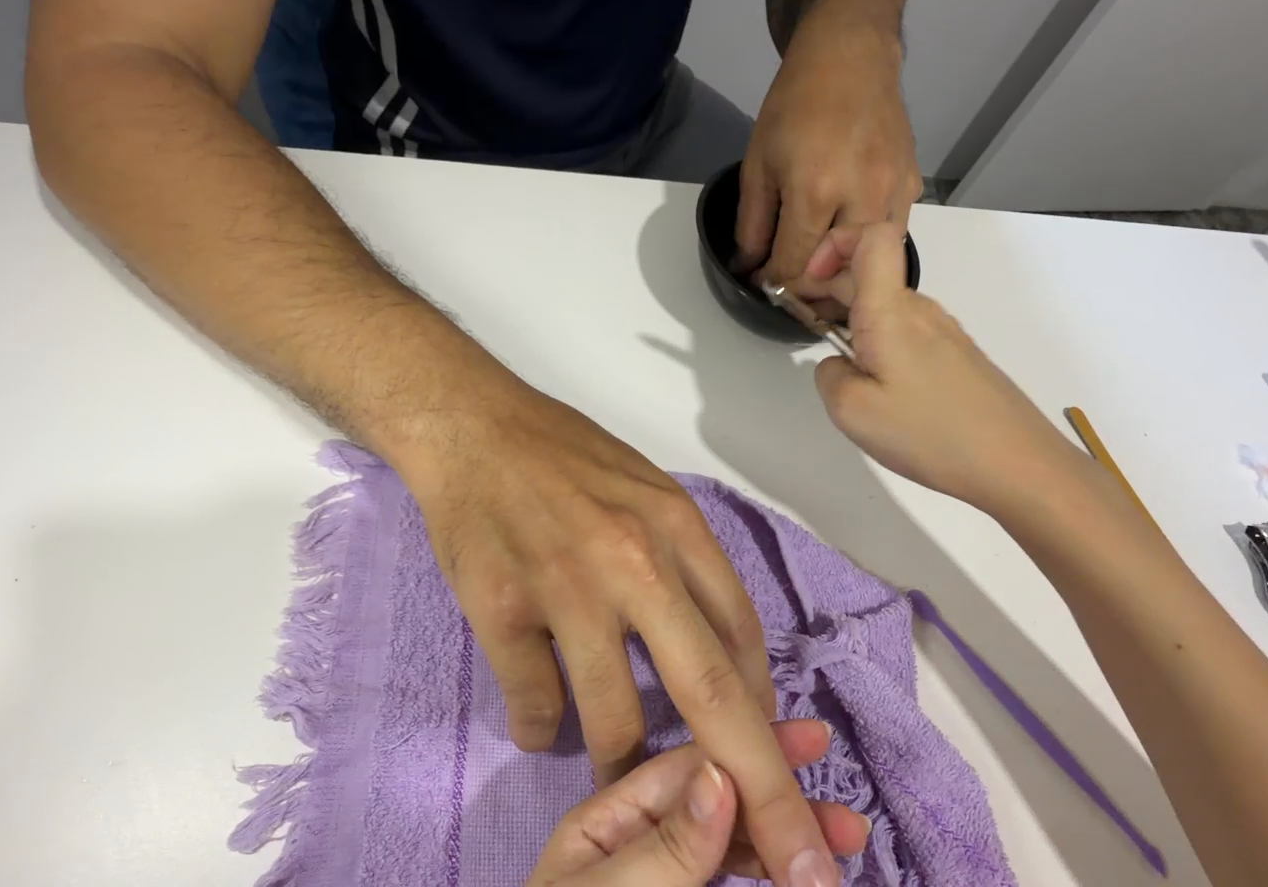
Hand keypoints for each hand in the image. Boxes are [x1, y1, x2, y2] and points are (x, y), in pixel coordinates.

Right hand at [397, 381, 841, 885]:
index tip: (782, 773)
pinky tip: (538, 721)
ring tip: (614, 776)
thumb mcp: (649, 491)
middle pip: (711, 696)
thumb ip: (690, 568)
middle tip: (796, 872)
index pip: (745, 644)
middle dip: (762, 794)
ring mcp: (565, 588)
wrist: (471, 426)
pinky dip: (539, 729)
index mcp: (678, 527)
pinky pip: (532, 705)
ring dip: (619, 767)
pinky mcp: (501, 610)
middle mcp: (633, 561)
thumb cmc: (563, 456)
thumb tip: (722, 659)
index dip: (767, 721)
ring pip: (613, 721)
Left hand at [528, 720, 870, 885]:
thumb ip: (665, 846)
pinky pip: (725, 881)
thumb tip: (721, 772)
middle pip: (721, 811)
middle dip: (782, 806)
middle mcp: (639, 846)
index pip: (687, 772)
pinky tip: (793, 875)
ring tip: (845, 845)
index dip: (748, 753)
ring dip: (783, 846)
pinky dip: (761, 874)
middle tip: (849, 822)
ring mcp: (662, 883)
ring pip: (732, 853)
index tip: (812, 743)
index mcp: (610, 823)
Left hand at [735, 16, 920, 297]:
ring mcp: (896, 195)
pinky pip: (888, 237)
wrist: (850, 58)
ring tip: (814, 271)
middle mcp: (864, 200)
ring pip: (868, 264)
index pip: (794, 266)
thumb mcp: (758, 164)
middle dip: (805, 288)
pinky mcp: (913, 188)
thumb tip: (750, 266)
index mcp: (817, 193)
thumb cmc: (795, 106)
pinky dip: (864, 250)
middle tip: (786, 283)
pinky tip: (843, 241)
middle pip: (836, 274)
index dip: (772, 282)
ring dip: (839, 275)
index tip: (761, 281)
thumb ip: (753, 224)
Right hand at [806, 223, 1099, 515]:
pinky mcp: (957, 357)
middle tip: (807, 329)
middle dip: (830, 288)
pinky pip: (907, 331)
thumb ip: (828, 374)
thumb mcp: (850, 410)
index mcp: (890, 311)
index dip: (835, 243)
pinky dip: (880, 342)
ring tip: (843, 368)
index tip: (810, 280)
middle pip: (872, 271)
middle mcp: (920, 310)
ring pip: (888, 305)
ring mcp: (944, 333)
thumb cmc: (929, 432)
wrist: (1018, 464)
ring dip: (854, 319)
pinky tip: (879, 386)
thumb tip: (839, 362)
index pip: (872, 237)